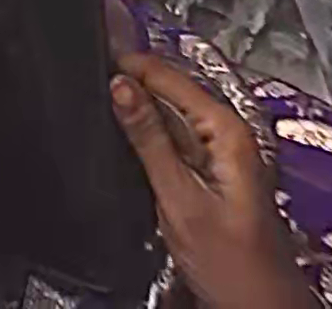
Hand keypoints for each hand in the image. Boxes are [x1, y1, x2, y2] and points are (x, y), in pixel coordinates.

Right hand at [111, 54, 313, 308]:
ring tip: (107, 107)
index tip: (99, 62)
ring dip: (140, 110)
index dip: (132, 66)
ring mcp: (219, 151)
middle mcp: (226, 131)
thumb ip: (148, 138)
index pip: (169, 76)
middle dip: (134, 86)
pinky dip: (150, 134)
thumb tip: (121, 87)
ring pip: (169, 113)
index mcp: (226, 129)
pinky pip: (173, 137)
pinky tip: (131, 139)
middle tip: (96, 85)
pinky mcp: (209, 169)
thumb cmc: (234, 269)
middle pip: (170, 90)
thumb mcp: (180, 199)